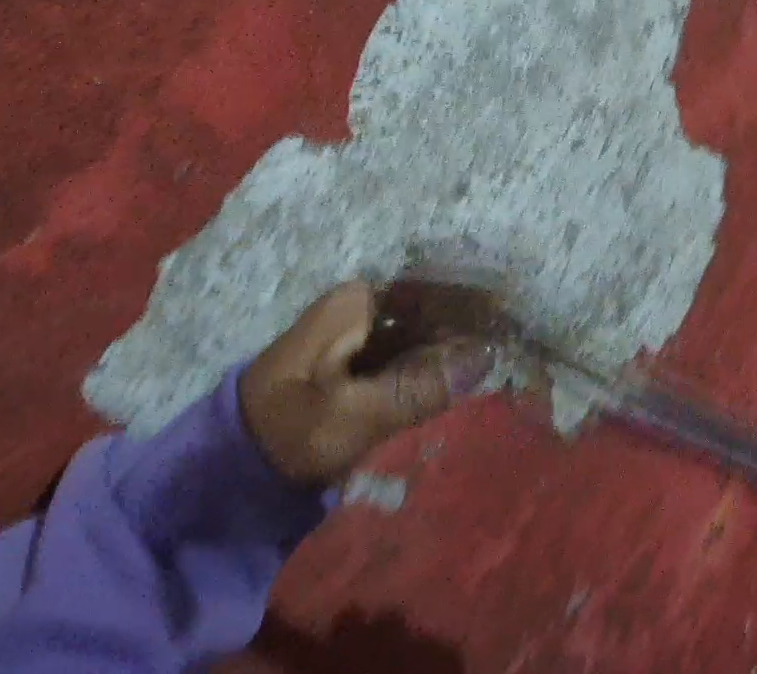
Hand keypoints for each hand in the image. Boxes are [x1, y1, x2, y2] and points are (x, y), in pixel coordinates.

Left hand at [238, 281, 494, 484]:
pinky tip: (476, 371)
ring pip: (427, 330)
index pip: (432, 288)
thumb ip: (420, 388)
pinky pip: (414, 352)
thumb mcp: (354, 416)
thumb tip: (487, 358)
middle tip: (524, 342)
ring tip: (512, 353)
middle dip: (475, 324)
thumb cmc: (288, 432)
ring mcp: (364, 333)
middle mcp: (363, 307)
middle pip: (433, 307)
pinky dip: (443, 361)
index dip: (477, 300)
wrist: (232, 468)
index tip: (518, 316)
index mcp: (357, 303)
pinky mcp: (365, 360)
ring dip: (463, 343)